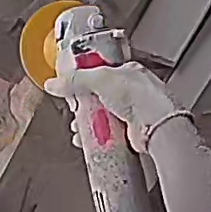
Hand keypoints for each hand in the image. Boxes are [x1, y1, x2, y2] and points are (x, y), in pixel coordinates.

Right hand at [44, 55, 184, 154]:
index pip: (101, 71)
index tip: (71, 85)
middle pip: (99, 97)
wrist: (157, 126)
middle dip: (83, 106)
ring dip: (87, 124)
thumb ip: (75, 80)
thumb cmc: (140, 96)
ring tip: (78, 127)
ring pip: (102, 118)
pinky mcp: (129, 134)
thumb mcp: (101, 79)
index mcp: (128, 71)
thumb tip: (54, 83)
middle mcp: (131, 92)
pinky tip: (88, 140)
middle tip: (74, 109)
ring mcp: (131, 113)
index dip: (84, 78)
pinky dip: (96, 138)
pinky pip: (107, 135)